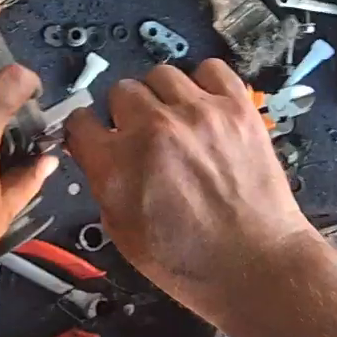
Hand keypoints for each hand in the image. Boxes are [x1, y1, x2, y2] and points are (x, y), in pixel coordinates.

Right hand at [65, 60, 318, 317]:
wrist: (257, 267)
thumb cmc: (187, 261)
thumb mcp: (121, 231)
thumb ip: (102, 182)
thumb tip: (97, 150)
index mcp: (116, 165)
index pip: (80, 121)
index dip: (88, 131)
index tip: (99, 137)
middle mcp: (152, 130)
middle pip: (121, 91)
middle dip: (127, 113)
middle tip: (144, 135)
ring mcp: (197, 113)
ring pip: (161, 75)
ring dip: (162, 97)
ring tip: (177, 121)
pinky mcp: (236, 108)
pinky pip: (210, 69)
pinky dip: (204, 84)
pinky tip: (206, 108)